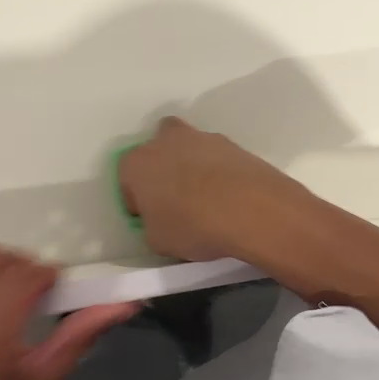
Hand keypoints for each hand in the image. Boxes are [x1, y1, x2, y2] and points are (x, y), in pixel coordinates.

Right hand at [119, 116, 323, 262]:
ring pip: (191, 149)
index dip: (137, 200)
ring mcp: (204, 139)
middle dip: (164, 167)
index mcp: (138, 163)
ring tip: (209, 199)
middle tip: (176, 197)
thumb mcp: (157, 241)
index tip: (151, 218)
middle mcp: (168, 141)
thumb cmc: (192, 225)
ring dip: (194, 167)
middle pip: (159, 147)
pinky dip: (221, 172)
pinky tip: (230, 196)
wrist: (251, 209)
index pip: (127, 178)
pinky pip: (219, 158)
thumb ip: (152, 225)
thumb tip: (162, 219)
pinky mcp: (235, 144)